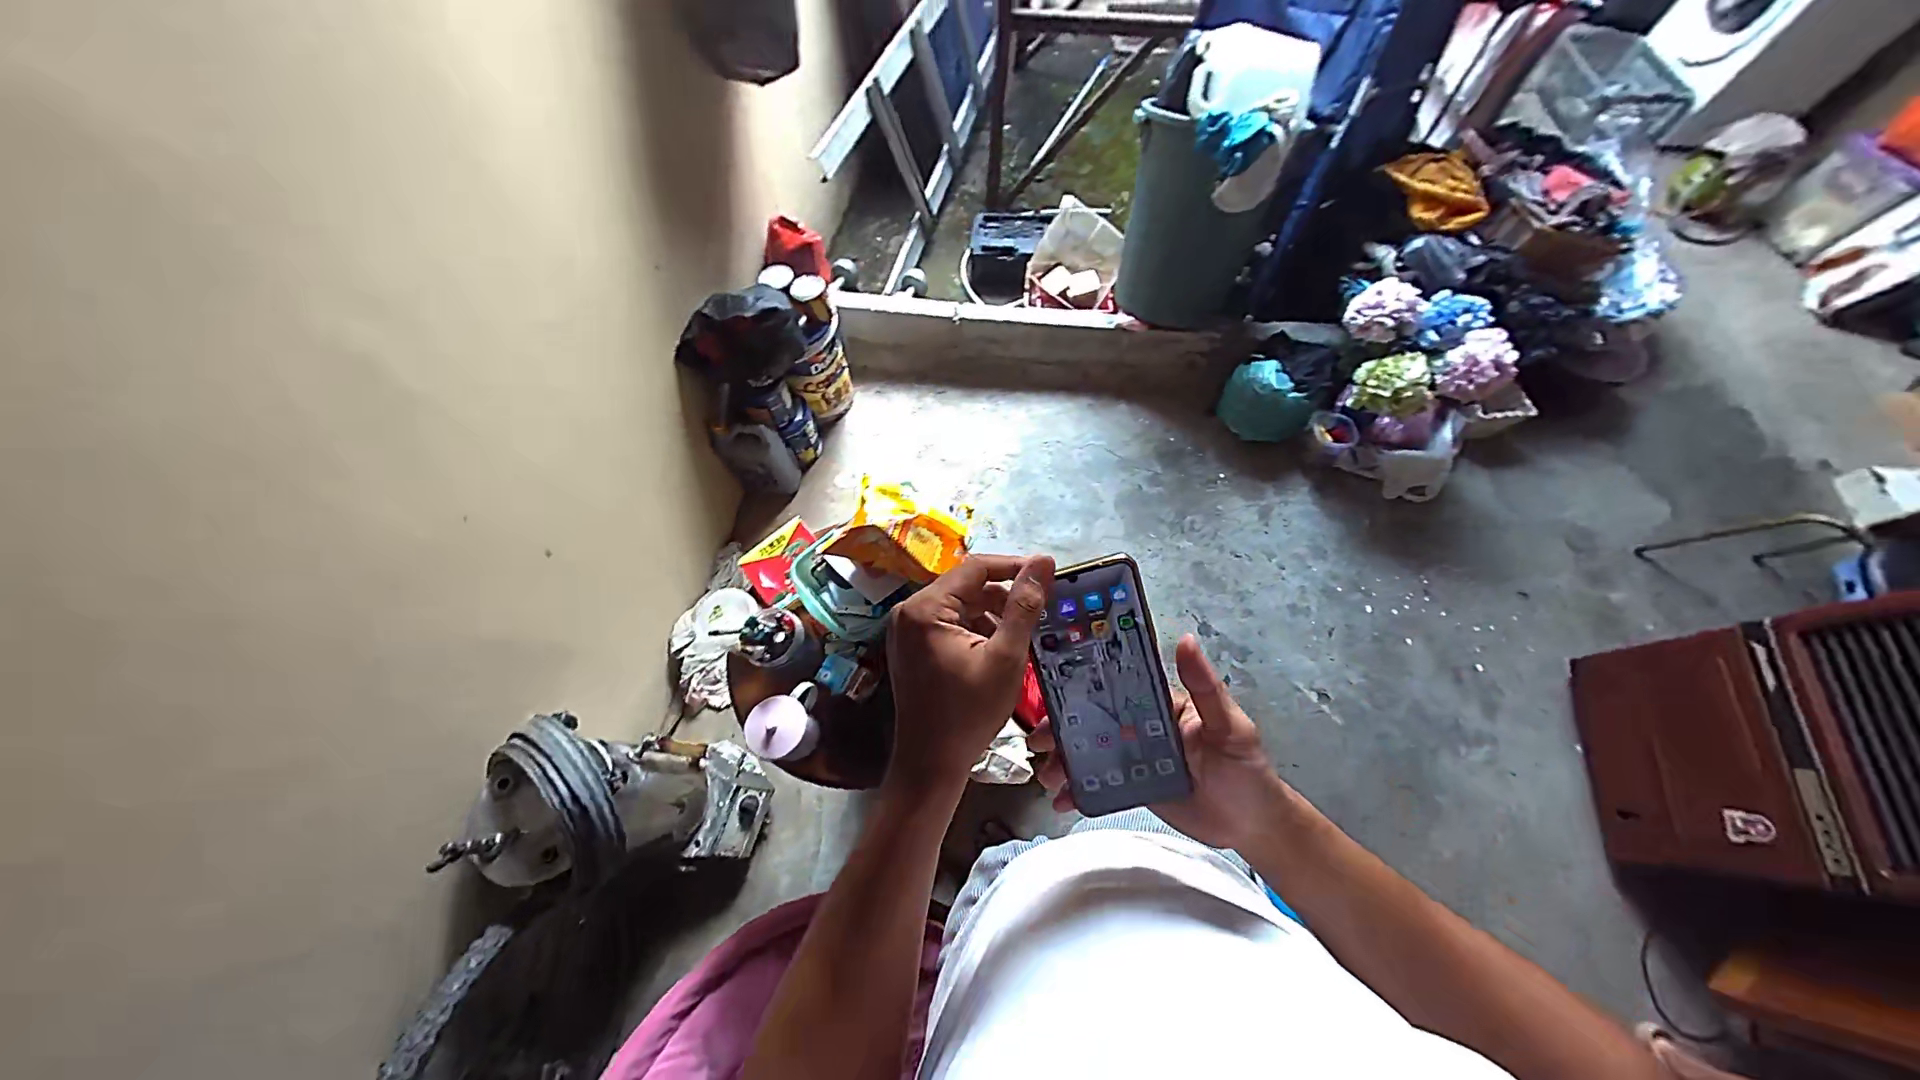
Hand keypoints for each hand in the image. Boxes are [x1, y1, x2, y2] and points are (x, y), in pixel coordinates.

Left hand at [885, 554, 1053, 791]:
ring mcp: (907, 630)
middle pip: (967, 587)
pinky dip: (976, 631)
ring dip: (992, 617)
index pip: (975, 568)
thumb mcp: (1005, 657)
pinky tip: (997, 652)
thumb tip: (1043, 562)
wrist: (931, 764)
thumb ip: (1024, 606)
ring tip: (1019, 640)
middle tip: (1038, 615)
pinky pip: (950, 625)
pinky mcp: (912, 647)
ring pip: (960, 606)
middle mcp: (909, 612)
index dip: (1014, 567)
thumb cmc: (968, 714)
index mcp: (925, 609)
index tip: (1047, 575)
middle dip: (1003, 598)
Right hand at [1032, 634, 1286, 850]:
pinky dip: (1076, 791)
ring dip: (1063, 760)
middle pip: (1091, 720)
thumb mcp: (1230, 725)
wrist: (1251, 826)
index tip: (1052, 689)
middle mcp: (1140, 725)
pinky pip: (1097, 784)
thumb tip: (1186, 640)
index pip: (1115, 686)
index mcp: (1159, 703)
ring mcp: (1132, 756)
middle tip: (1038, 738)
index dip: (1082, 687)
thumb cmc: (1246, 769)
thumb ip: (1206, 687)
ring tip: (1047, 774)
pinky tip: (1062, 800)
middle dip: (1060, 727)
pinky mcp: (1130, 786)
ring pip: (1088, 753)